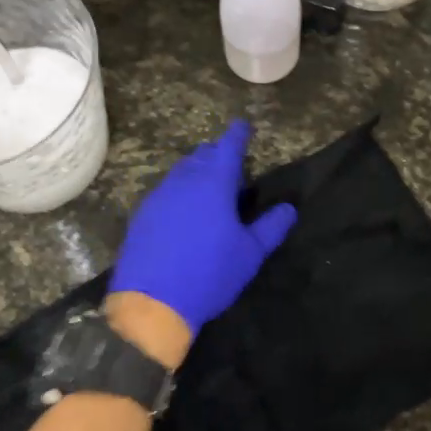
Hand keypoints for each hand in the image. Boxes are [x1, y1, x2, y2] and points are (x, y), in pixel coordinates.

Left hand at [108, 120, 296, 335]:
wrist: (153, 304)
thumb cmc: (210, 274)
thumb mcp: (249, 254)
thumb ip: (271, 227)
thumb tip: (289, 208)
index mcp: (214, 183)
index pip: (229, 146)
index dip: (239, 134)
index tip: (244, 126)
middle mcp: (184, 181)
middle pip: (203, 155)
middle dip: (218, 154)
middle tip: (233, 168)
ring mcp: (158, 196)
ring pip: (181, 172)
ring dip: (197, 172)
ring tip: (210, 190)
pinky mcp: (142, 215)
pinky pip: (165, 192)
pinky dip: (179, 192)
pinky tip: (184, 214)